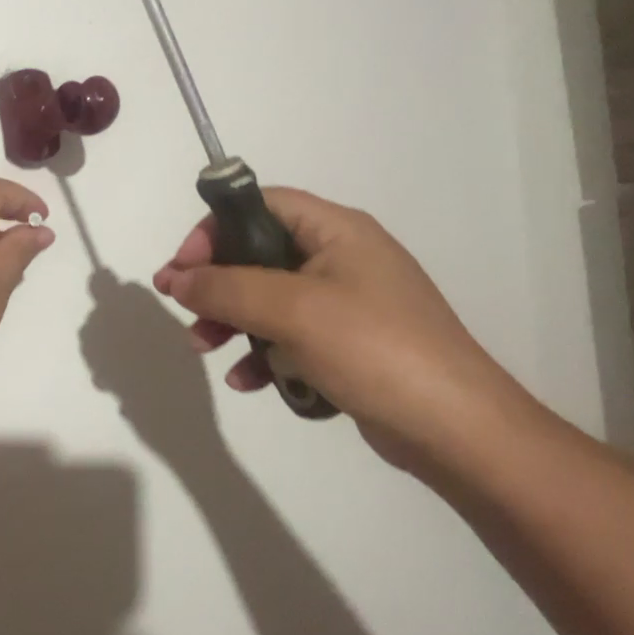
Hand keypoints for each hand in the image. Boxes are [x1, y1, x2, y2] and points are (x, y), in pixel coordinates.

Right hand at [153, 188, 532, 465]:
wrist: (457, 429)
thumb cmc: (374, 349)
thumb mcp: (292, 310)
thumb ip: (227, 288)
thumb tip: (176, 279)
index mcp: (338, 231)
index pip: (261, 205)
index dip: (214, 228)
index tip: (182, 268)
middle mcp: (344, 259)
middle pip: (259, 254)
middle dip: (216, 283)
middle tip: (183, 310)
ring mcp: (349, 305)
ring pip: (271, 300)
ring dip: (233, 322)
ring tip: (205, 349)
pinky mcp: (351, 347)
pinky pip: (292, 339)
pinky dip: (264, 355)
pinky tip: (249, 382)